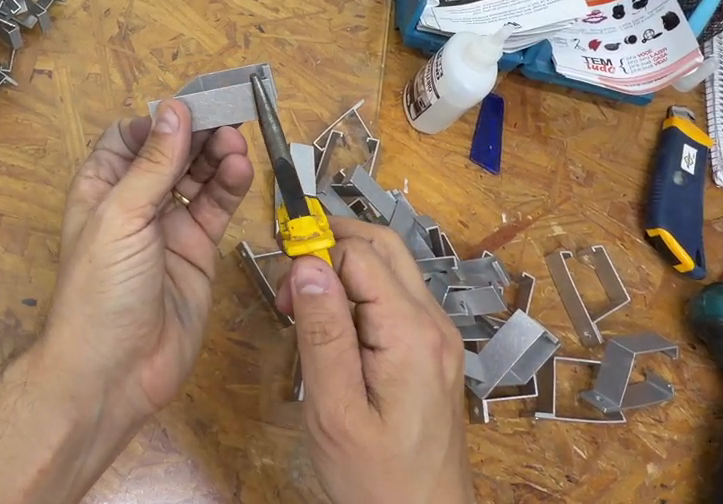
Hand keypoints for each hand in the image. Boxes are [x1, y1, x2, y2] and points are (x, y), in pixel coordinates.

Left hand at [39, 99, 255, 422]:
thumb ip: (153, 164)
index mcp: (102, 186)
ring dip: (216, 158)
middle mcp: (134, 202)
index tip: (189, 107)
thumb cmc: (100, 289)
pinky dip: (229, 188)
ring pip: (196, 178)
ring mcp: (166, 227)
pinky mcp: (196, 252)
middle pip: (169, 153)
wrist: (115, 372)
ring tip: (236, 143)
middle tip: (225, 119)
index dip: (159, 121)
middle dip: (195, 135)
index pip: (131, 136)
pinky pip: (214, 209)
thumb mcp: (122, 216)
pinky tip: (241, 171)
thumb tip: (173, 110)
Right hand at [275, 217, 473, 503]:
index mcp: (411, 333)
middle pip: (382, 244)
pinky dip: (358, 289)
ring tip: (307, 303)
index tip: (285, 299)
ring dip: (343, 265)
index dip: (315, 260)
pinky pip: (393, 293)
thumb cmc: (375, 479)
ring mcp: (437, 335)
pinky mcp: (431, 348)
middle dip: (331, 243)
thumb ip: (322, 331)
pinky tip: (333, 324)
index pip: (359, 253)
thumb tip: (306, 262)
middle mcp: (433, 322)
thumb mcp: (334, 409)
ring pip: (389, 264)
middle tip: (292, 280)